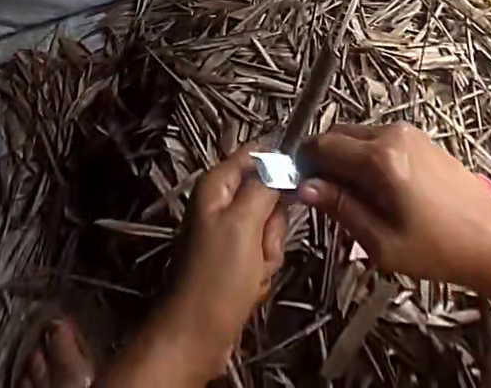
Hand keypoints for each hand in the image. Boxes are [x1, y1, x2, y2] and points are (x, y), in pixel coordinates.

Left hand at [142, 145, 288, 379]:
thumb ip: (265, 187)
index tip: (293, 186)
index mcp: (217, 184)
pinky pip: (264, 251)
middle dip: (273, 222)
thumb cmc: (215, 279)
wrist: (196, 337)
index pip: (256, 154)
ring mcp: (229, 230)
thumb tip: (283, 161)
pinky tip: (250, 283)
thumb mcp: (244, 224)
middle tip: (260, 242)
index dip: (279, 166)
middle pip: (268, 193)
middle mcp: (222, 202)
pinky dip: (263, 268)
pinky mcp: (235, 257)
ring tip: (252, 268)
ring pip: (271, 225)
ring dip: (269, 250)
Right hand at [294, 123, 490, 290]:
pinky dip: (365, 156)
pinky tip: (374, 189)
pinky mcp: (419, 137)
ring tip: (350, 197)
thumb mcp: (382, 242)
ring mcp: (408, 131)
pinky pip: (377, 138)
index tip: (297, 185)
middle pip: (338, 134)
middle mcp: (391, 133)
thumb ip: (341, 209)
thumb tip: (305, 187)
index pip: (323, 146)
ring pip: (358, 135)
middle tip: (322, 195)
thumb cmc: (438, 249)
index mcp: (380, 158)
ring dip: (344, 157)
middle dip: (323, 159)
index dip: (305, 163)